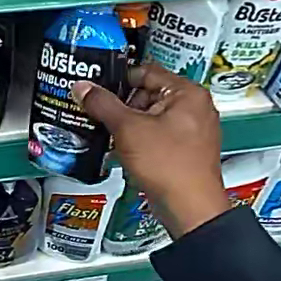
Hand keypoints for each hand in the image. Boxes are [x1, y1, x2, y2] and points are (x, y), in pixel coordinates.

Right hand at [72, 62, 229, 236]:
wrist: (189, 209)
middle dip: (124, 105)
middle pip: (150, 93)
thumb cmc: (168, 165)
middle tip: (103, 115)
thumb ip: (102, 104)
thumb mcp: (127, 129)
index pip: (146, 71)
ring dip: (131, 124)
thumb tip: (83, 88)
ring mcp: (195, 130)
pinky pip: (160, 135)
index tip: (98, 89)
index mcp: (187, 93)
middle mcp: (196, 107)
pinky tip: (125, 151)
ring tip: (112, 135)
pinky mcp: (189, 150)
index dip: (119, 79)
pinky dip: (142, 139)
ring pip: (153, 116)